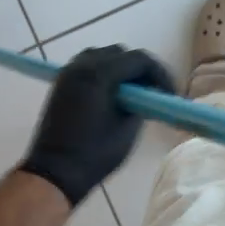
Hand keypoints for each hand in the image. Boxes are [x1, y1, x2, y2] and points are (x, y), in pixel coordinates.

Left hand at [20, 46, 173, 205]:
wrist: (55, 171)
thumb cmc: (95, 154)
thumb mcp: (128, 129)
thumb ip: (140, 105)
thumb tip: (144, 95)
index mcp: (99, 74)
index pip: (138, 59)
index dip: (159, 73)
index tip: (169, 93)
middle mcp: (81, 66)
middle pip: (119, 54)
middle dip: (140, 70)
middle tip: (153, 92)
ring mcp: (68, 73)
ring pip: (101, 57)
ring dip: (120, 69)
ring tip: (132, 93)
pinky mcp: (61, 84)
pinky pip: (86, 68)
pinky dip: (103, 74)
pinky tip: (112, 95)